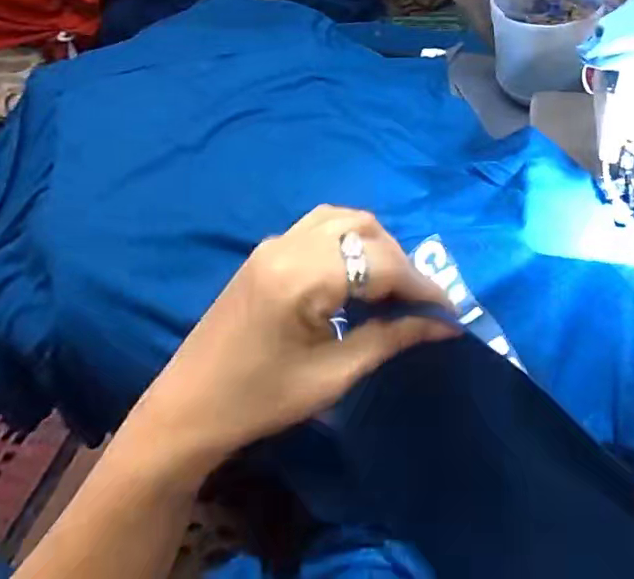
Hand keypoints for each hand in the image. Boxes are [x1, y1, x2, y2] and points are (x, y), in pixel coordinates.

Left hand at [123, 206, 459, 484]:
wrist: (182, 414)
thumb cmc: (259, 401)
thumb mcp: (333, 375)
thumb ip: (393, 338)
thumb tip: (445, 325)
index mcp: (302, 278)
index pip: (382, 265)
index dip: (422, 287)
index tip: (450, 309)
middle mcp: (289, 246)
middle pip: (368, 232)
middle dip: (401, 264)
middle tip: (417, 303)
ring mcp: (275, 243)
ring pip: (347, 219)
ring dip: (378, 245)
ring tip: (389, 285)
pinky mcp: (267, 250)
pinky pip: (323, 224)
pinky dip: (351, 238)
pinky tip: (356, 271)